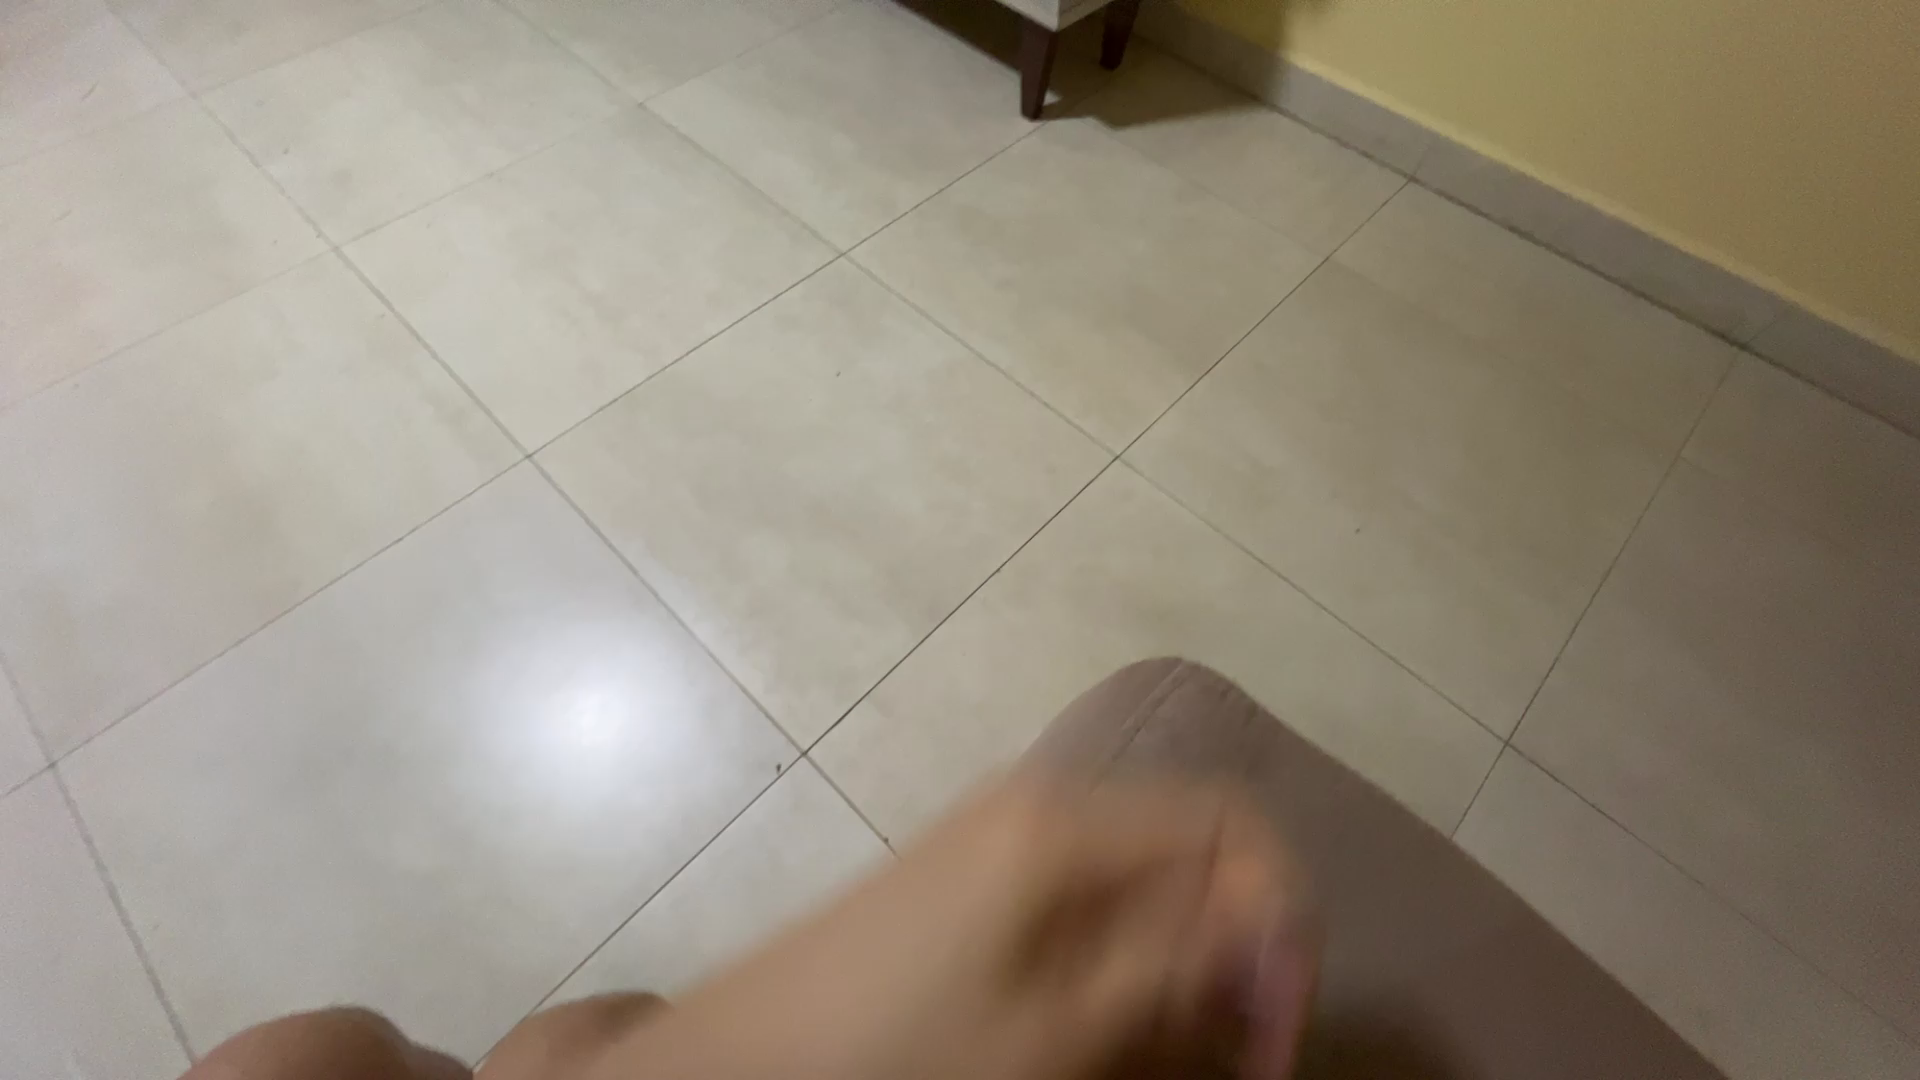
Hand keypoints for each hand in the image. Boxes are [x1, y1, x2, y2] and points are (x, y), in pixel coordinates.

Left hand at [590, 773, 1316, 1079]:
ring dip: (1178, 946)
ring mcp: (1004, 821)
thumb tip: (1275, 915)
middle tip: (1233, 1048)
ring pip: (1138, 866)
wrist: (751, 1048)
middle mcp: (1040, 795)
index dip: (1279, 912)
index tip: (1277, 1019)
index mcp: (1065, 818)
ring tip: (1169, 1041)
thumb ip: (1172, 959)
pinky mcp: (978, 856)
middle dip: (1232, 935)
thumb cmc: (904, 1050)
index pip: (1227, 819)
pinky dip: (1122, 940)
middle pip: (1186, 839)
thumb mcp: (1056, 1027)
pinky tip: (1105, 1009)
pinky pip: (1086, 883)